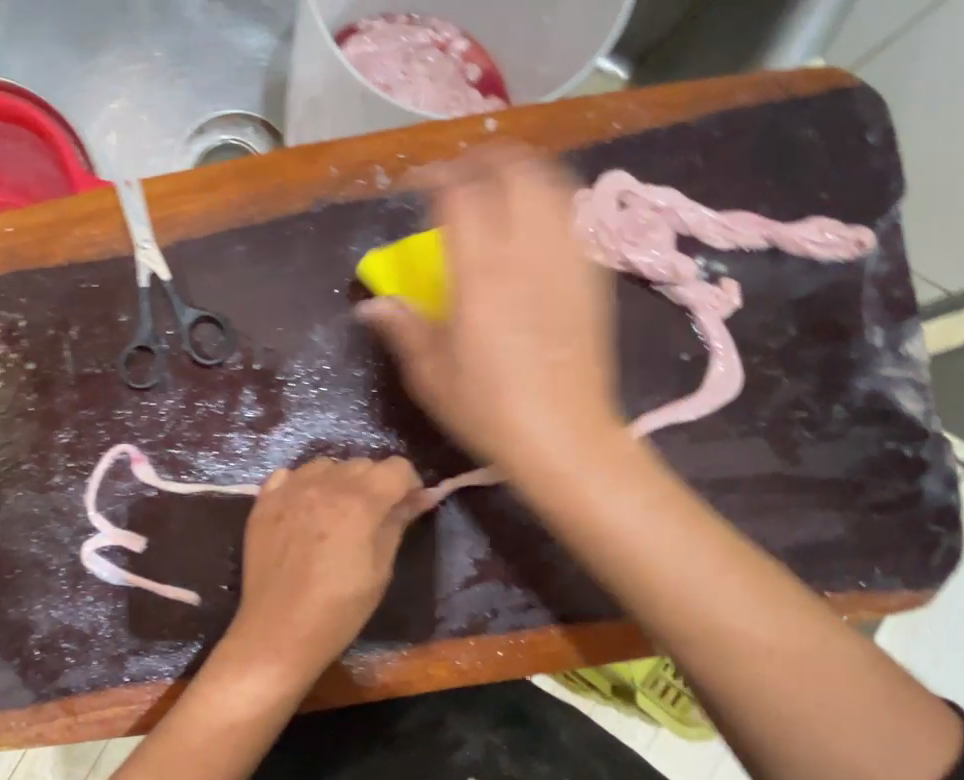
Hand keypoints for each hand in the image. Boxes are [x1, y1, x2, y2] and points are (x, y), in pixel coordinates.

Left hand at [221, 457, 425, 683]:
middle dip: (375, 483)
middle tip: (373, 516)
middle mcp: (324, 486)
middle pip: (361, 464)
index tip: (407, 506)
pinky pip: (290, 476)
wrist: (279, 630)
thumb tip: (418, 498)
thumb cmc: (339, 609)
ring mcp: (289, 491)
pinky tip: (304, 511)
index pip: (397, 467)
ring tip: (336, 514)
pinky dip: (303, 485)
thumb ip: (397, 524)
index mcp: (360, 502)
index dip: (408, 485)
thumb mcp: (380, 570)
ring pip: (325, 466)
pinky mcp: (263, 503)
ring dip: (338, 481)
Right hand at [356, 147, 621, 474]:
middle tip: (460, 173)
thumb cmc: (488, 410)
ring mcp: (566, 258)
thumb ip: (403, 329)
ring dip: (521, 171)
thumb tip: (371, 305)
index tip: (418, 183)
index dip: (436, 177)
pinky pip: (573, 215)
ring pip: (551, 184)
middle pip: (513, 171)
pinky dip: (550, 200)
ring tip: (499, 184)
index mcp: (480, 273)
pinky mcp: (592, 275)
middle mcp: (527, 252)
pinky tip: (535, 221)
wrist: (565, 436)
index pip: (460, 194)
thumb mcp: (430, 376)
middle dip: (483, 160)